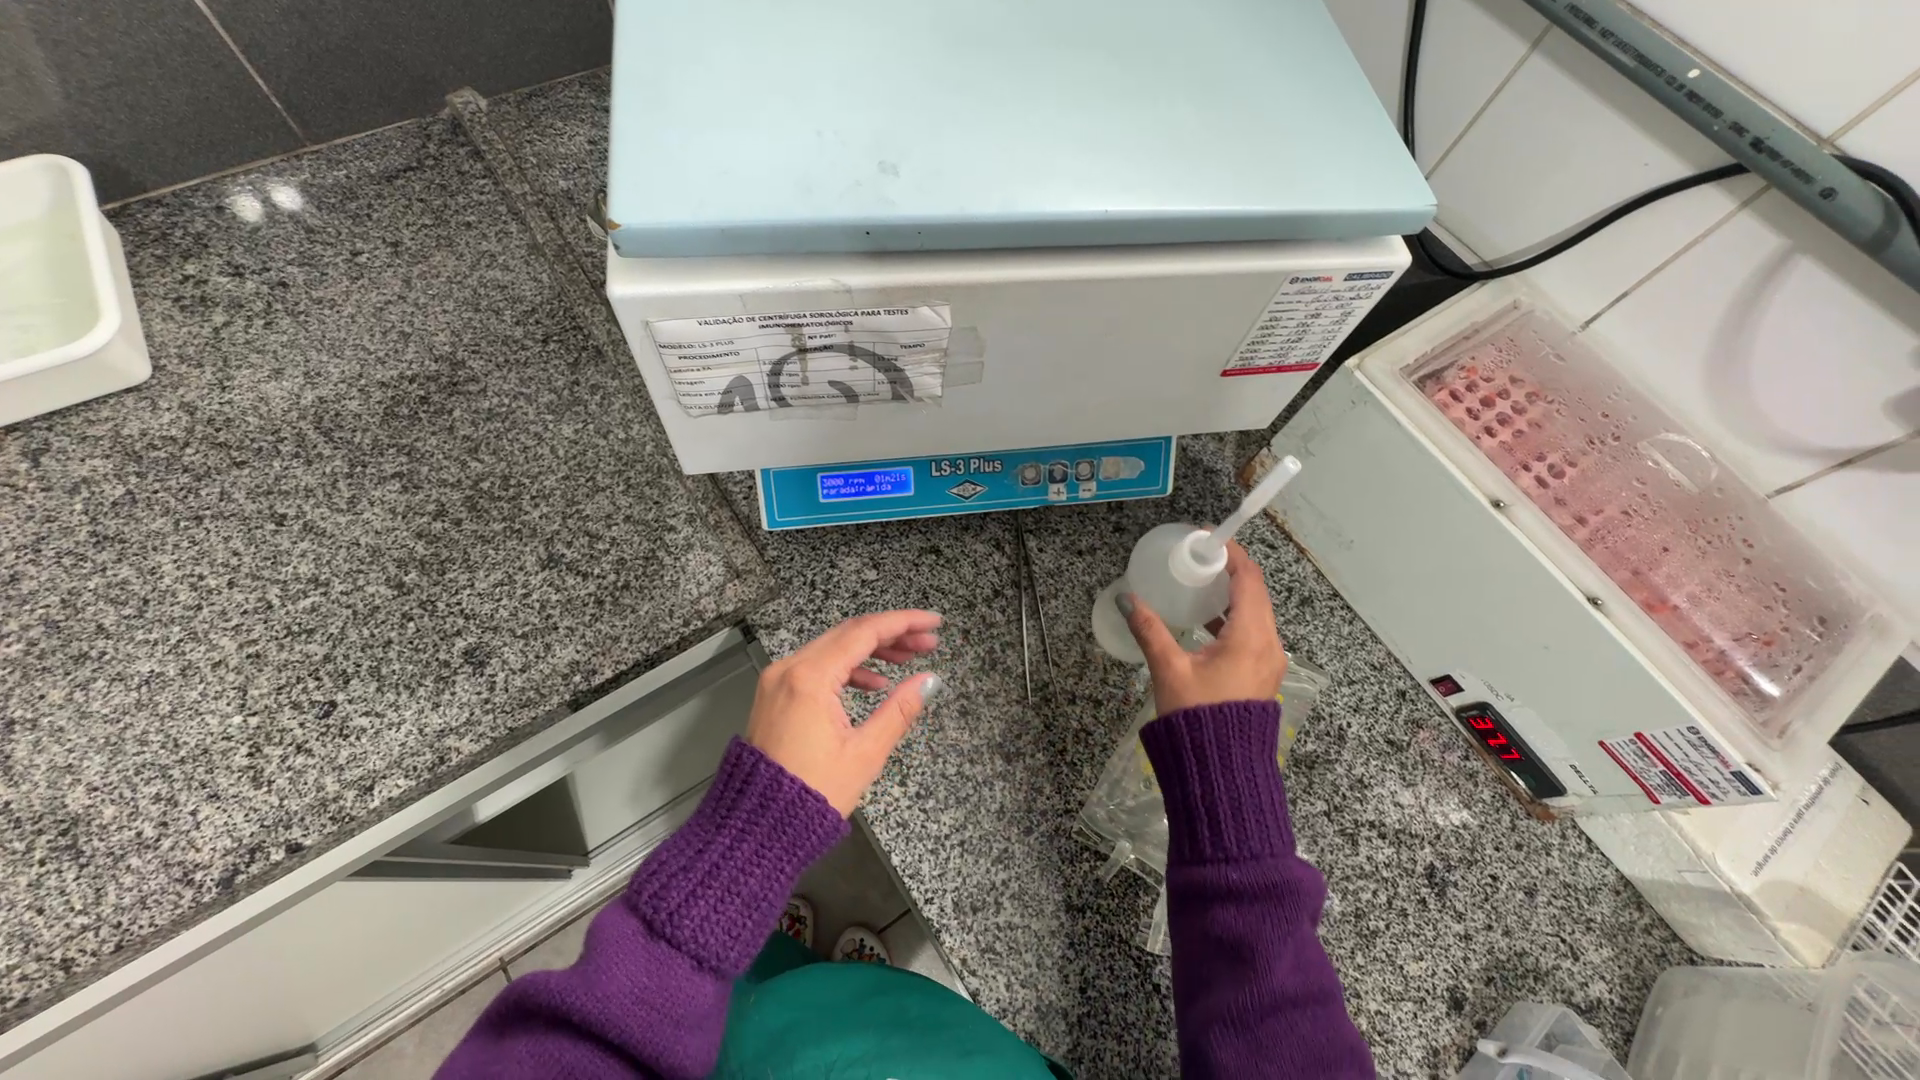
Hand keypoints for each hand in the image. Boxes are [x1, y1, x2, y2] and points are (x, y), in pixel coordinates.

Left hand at [746, 610, 945, 816]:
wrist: (757, 826)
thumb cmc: (810, 794)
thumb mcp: (865, 753)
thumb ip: (900, 709)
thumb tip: (929, 681)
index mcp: (810, 679)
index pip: (865, 632)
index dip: (904, 622)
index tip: (933, 621)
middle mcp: (788, 670)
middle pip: (849, 633)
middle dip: (892, 634)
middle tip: (928, 641)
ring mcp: (778, 680)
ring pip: (833, 647)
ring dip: (872, 649)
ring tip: (908, 659)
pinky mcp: (776, 694)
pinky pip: (817, 666)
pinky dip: (848, 668)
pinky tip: (875, 683)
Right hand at [1121, 542, 1286, 715]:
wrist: (1221, 771)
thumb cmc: (1197, 716)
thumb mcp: (1169, 670)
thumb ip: (1150, 630)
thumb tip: (1127, 599)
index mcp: (1251, 636)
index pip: (1248, 579)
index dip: (1231, 554)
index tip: (1207, 538)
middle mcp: (1270, 645)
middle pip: (1256, 593)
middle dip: (1230, 571)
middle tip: (1199, 559)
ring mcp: (1270, 662)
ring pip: (1257, 614)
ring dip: (1232, 596)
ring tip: (1200, 585)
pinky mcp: (1262, 676)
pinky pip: (1254, 634)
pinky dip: (1234, 619)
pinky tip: (1207, 622)